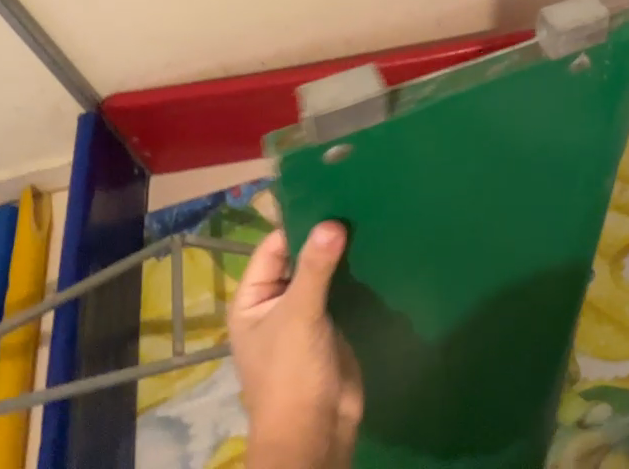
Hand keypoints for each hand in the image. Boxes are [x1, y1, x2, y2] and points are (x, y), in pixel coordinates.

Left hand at [228, 223, 361, 468]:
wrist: (317, 432)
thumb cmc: (292, 374)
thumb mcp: (300, 316)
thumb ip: (315, 268)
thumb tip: (333, 222)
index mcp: (252, 300)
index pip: (274, 248)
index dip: (300, 223)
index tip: (331, 196)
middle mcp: (275, 303)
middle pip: (299, 258)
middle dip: (323, 236)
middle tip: (357, 201)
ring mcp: (304, 315)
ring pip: (322, 273)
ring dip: (342, 254)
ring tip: (371, 218)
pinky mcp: (332, 326)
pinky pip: (341, 290)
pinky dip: (355, 273)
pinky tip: (377, 251)